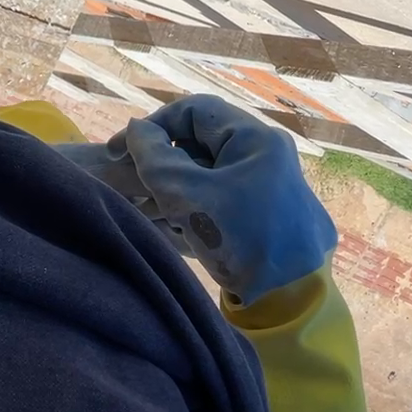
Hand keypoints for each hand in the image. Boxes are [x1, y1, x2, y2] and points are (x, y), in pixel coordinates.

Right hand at [58, 95, 335, 304]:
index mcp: (255, 138)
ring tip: (160, 207)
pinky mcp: (274, 208)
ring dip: (179, 180)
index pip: (191, 110)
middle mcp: (270, 151)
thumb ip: (151, 153)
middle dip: (165, 157)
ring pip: (211, 165)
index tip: (120, 152)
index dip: (151, 126)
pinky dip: (199, 197)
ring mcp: (275, 180)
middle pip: (201, 138)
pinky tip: (187, 223)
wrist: (291, 302)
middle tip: (142, 184)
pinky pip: (226, 187)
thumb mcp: (183, 193)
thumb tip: (137, 130)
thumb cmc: (237, 238)